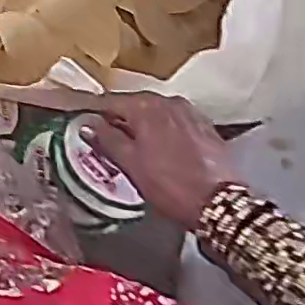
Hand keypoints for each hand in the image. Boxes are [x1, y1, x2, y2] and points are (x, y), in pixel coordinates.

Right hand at [86, 92, 240, 226]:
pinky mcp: (204, 125)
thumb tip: (88, 124)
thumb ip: (106, 139)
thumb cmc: (169, 185)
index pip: (109, 101)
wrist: (220, 204)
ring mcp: (189, 111)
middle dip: (119, 119)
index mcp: (145, 106)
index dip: (94, 113)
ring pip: (155, 112)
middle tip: (106, 140)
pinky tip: (159, 149)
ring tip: (132, 147)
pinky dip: (162, 130)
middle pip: (133, 104)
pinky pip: (174, 121)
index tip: (84, 124)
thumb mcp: (130, 164)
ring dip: (141, 125)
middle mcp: (168, 100)